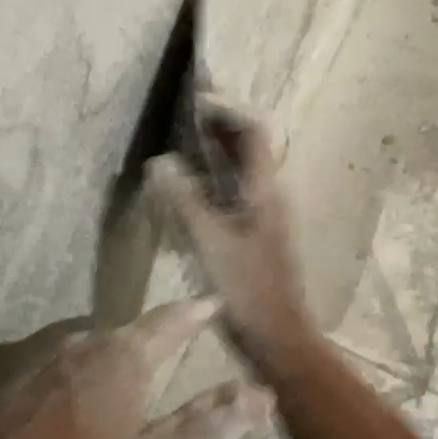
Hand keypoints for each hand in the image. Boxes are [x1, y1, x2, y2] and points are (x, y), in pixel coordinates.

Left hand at [0, 299, 271, 438]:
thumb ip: (211, 424)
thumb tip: (263, 392)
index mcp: (121, 356)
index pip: (170, 319)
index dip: (197, 311)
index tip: (216, 301)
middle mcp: (81, 345)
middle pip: (131, 331)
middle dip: (161, 335)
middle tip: (187, 340)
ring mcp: (43, 365)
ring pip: (96, 349)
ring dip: (123, 357)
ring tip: (143, 374)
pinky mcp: (16, 390)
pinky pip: (68, 369)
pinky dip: (91, 377)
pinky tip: (91, 405)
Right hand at [146, 98, 313, 353]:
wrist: (277, 338)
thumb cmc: (247, 288)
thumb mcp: (210, 242)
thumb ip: (185, 199)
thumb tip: (160, 162)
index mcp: (266, 190)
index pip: (255, 131)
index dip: (228, 109)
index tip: (196, 100)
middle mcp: (271, 195)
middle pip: (250, 146)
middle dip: (220, 126)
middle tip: (183, 116)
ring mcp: (266, 215)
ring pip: (242, 170)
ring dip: (215, 152)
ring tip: (180, 145)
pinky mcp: (256, 234)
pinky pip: (235, 192)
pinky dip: (213, 180)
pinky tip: (187, 191)